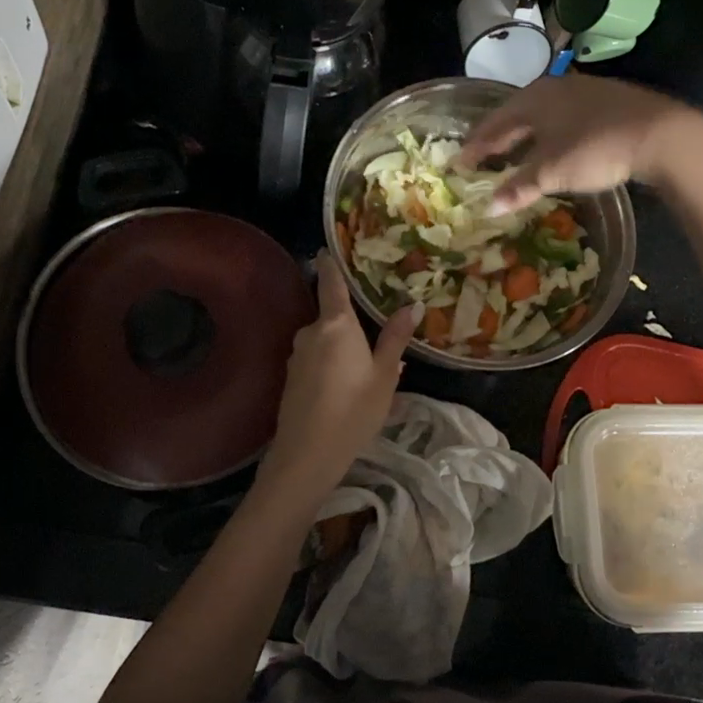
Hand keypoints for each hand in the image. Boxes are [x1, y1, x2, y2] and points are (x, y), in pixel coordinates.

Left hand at [258, 257, 418, 500]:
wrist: (307, 454)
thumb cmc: (353, 410)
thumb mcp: (384, 375)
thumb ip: (395, 338)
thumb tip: (412, 305)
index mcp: (335, 325)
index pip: (330, 282)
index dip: (331, 263)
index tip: (328, 247)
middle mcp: (310, 333)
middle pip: (331, 317)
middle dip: (352, 325)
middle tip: (378, 340)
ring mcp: (296, 356)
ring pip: (325, 342)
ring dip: (343, 350)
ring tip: (369, 372)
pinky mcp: (290, 378)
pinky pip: (316, 361)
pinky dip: (332, 366)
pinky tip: (349, 389)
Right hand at [457, 76, 702, 214]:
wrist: (662, 135)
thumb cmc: (595, 149)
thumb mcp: (551, 172)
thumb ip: (518, 188)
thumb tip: (489, 207)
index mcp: (533, 99)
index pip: (493, 123)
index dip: (476, 146)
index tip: (459, 164)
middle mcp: (555, 88)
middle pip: (517, 115)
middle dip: (499, 139)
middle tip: (482, 159)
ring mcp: (583, 92)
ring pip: (542, 116)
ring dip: (525, 137)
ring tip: (514, 157)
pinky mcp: (607, 102)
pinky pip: (564, 119)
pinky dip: (549, 136)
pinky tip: (553, 149)